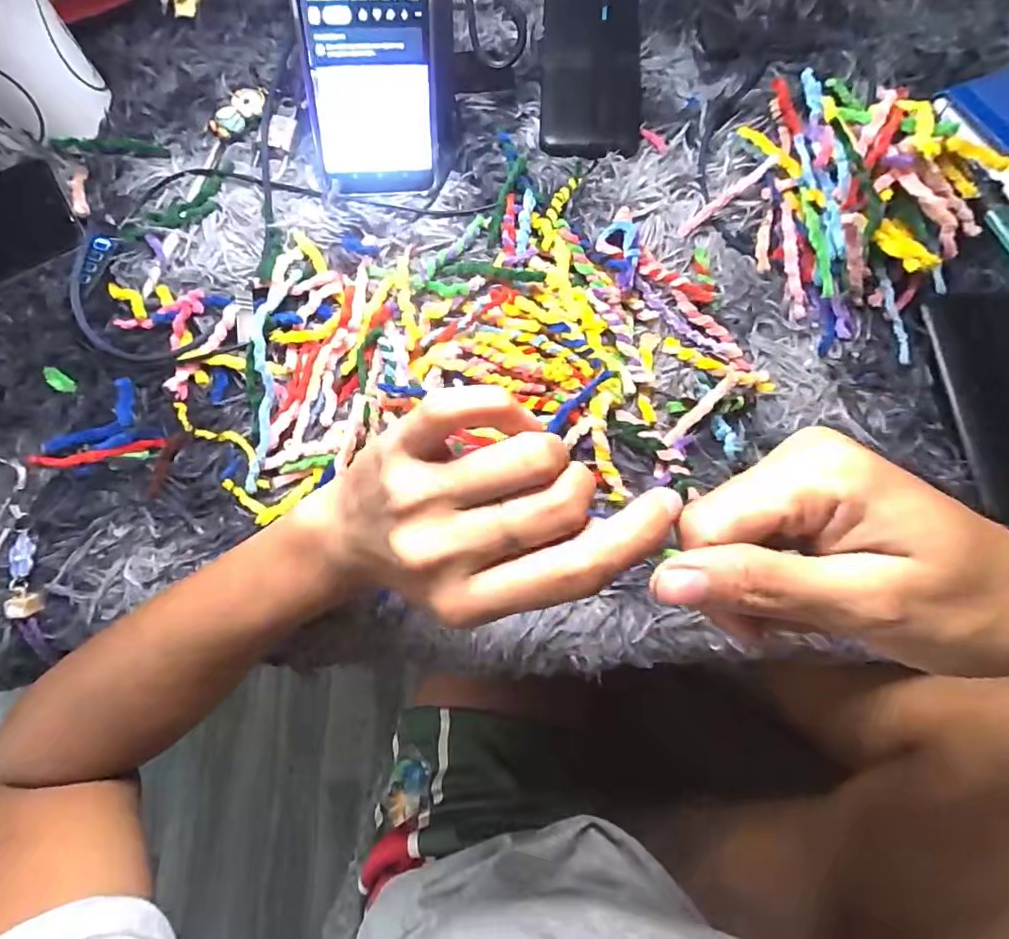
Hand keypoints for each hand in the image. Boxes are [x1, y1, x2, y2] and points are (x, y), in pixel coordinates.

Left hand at [295, 386, 681, 627]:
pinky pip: (475, 404)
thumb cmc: (427, 563)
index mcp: (470, 604)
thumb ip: (545, 563)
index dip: (634, 537)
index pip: (572, 573)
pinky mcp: (396, 445)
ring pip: (530, 454)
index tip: (666, 504)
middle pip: (559, 506)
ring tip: (531, 456)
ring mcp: (414, 496)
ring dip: (549, 449)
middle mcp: (440, 555)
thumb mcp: (482, 589)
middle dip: (579, 485)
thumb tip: (616, 515)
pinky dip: (510, 406)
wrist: (343, 539)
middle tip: (562, 482)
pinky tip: (510, 421)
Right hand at [651, 427, 1008, 677]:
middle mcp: (795, 452)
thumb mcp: (866, 606)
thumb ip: (762, 585)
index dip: (714, 583)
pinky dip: (762, 570)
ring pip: (721, 530)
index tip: (760, 631)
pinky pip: (746, 530)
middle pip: (709, 523)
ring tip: (804, 610)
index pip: (705, 523)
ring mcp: (798, 466)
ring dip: (748, 581)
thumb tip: (663, 581)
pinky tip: (803, 589)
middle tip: (785, 625)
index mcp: (814, 469)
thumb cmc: (970, 612)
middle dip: (733, 582)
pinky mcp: (801, 486)